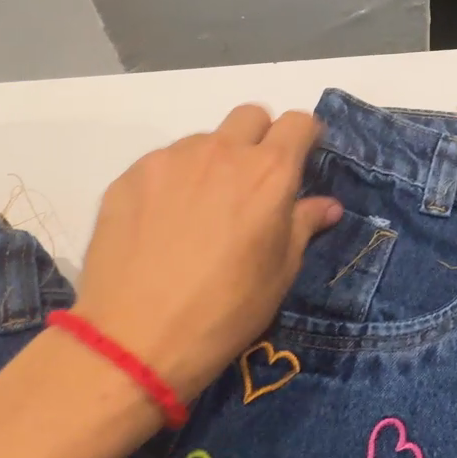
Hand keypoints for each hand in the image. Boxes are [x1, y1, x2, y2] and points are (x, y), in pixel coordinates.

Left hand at [72, 105, 341, 399]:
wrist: (133, 341)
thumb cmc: (225, 310)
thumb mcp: (280, 272)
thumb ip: (303, 225)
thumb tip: (327, 205)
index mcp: (270, 172)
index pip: (299, 122)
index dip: (305, 137)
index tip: (302, 159)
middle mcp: (223, 152)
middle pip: (251, 116)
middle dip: (260, 137)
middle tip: (252, 181)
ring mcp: (171, 160)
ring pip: (204, 140)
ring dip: (213, 162)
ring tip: (201, 210)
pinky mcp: (130, 177)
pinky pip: (164, 164)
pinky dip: (173, 181)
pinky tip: (163, 224)